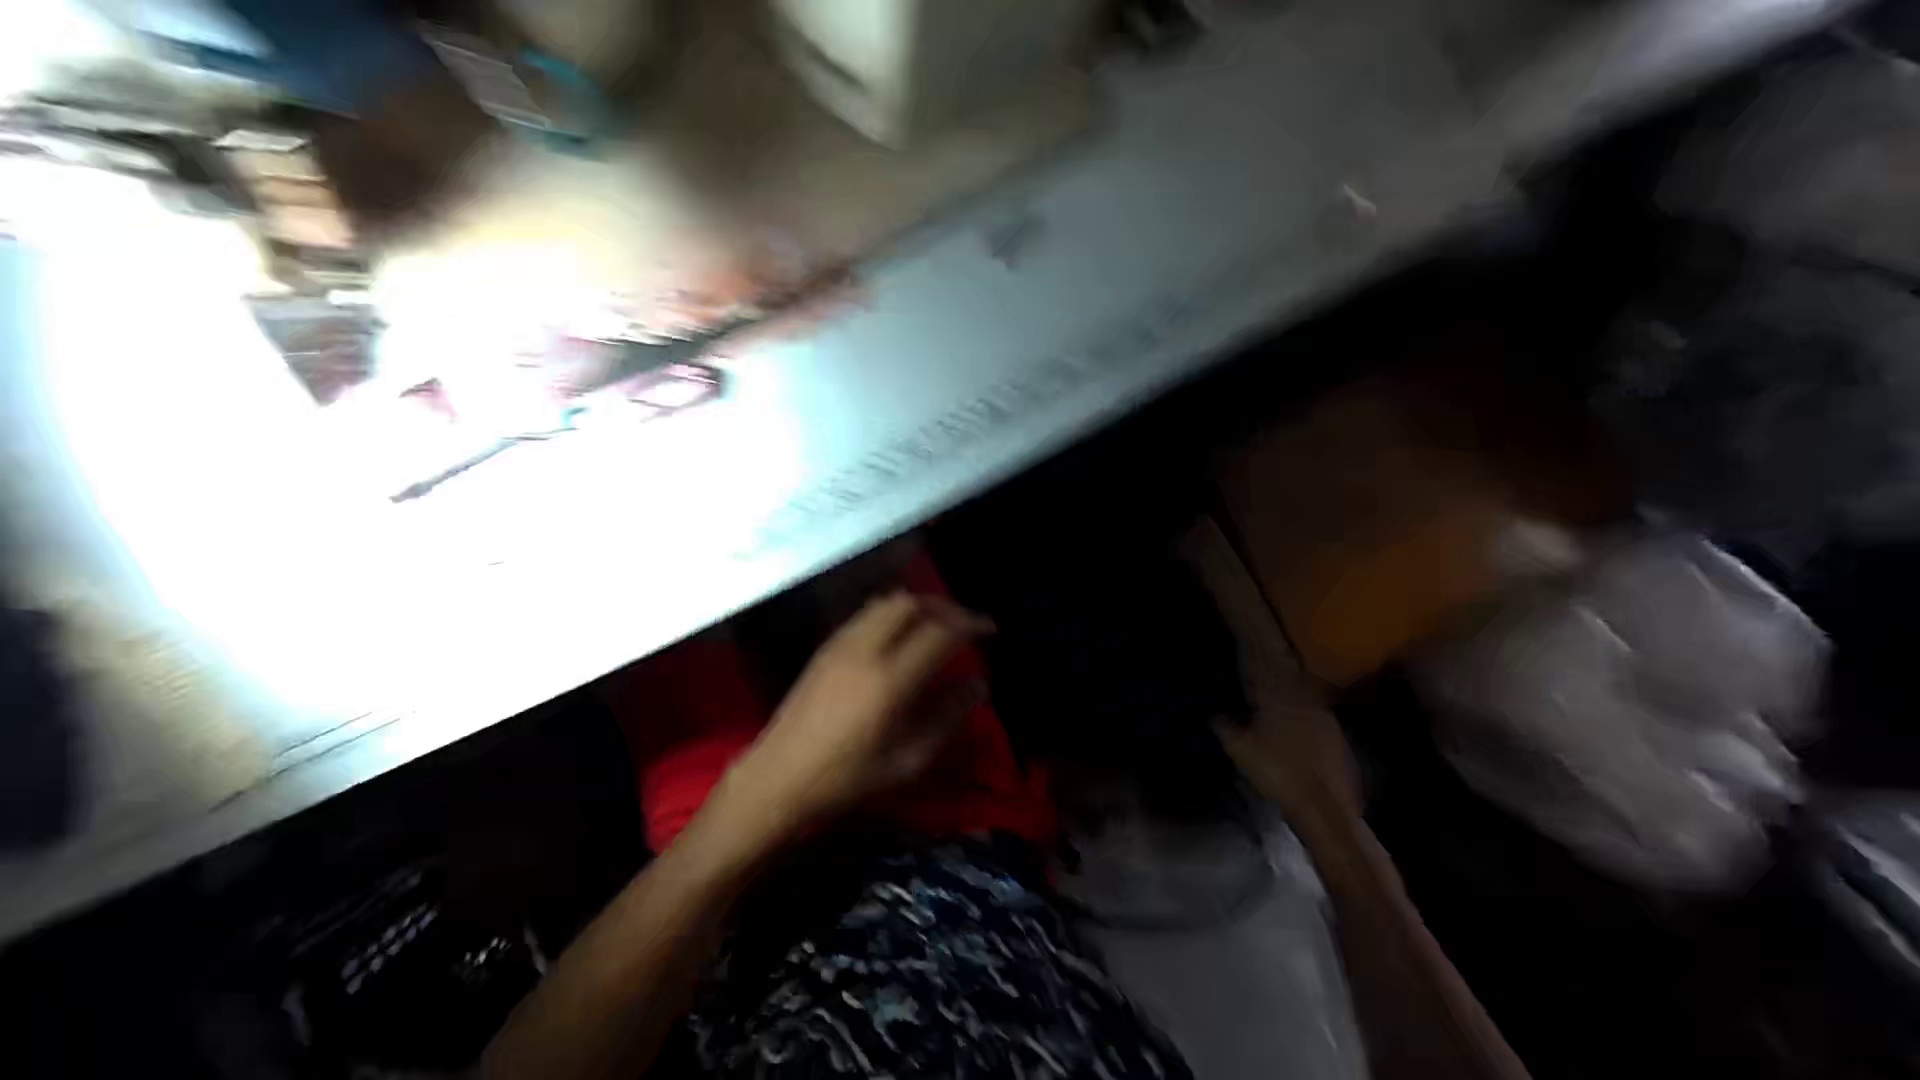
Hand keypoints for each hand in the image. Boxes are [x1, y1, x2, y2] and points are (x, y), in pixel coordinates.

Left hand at [712, 592, 990, 845]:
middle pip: (910, 603)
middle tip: (963, 625)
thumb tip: (979, 683)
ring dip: (916, 606)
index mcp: (890, 680)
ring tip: (936, 627)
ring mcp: (839, 645)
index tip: (990, 631)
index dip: (970, 625)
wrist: (776, 781)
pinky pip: (865, 615)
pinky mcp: (823, 649)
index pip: (940, 632)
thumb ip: (948, 717)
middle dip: (943, 606)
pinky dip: (891, 615)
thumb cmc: (846, 782)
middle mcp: (864, 650)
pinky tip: (899, 639)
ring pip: (885, 603)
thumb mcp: (908, 762)